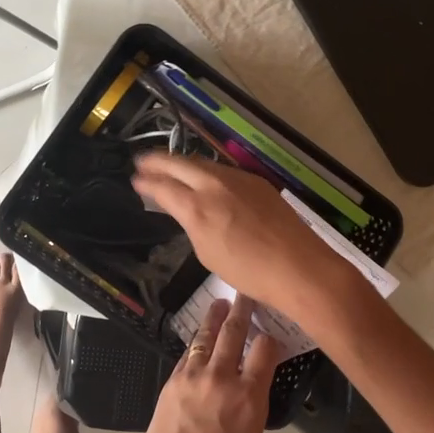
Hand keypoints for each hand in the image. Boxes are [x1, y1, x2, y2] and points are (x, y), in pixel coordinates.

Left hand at [125, 296, 282, 432]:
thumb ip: (252, 410)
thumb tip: (252, 389)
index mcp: (249, 398)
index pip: (266, 350)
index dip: (271, 339)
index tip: (272, 334)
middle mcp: (222, 378)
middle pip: (235, 331)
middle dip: (243, 309)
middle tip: (246, 293)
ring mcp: (194, 374)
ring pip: (208, 334)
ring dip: (216, 316)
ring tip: (221, 302)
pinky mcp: (173, 378)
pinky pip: (189, 351)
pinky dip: (198, 340)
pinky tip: (201, 335)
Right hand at [132, 154, 345, 316]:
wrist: (299, 266)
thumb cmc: (249, 271)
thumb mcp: (207, 252)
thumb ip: (191, 223)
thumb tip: (185, 209)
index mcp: (197, 206)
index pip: (162, 186)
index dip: (145, 182)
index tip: (135, 179)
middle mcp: (214, 184)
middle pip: (179, 163)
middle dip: (157, 161)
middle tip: (142, 161)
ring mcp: (238, 179)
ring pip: (202, 163)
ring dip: (183, 164)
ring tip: (171, 168)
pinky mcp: (256, 181)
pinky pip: (223, 171)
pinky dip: (206, 172)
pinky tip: (205, 179)